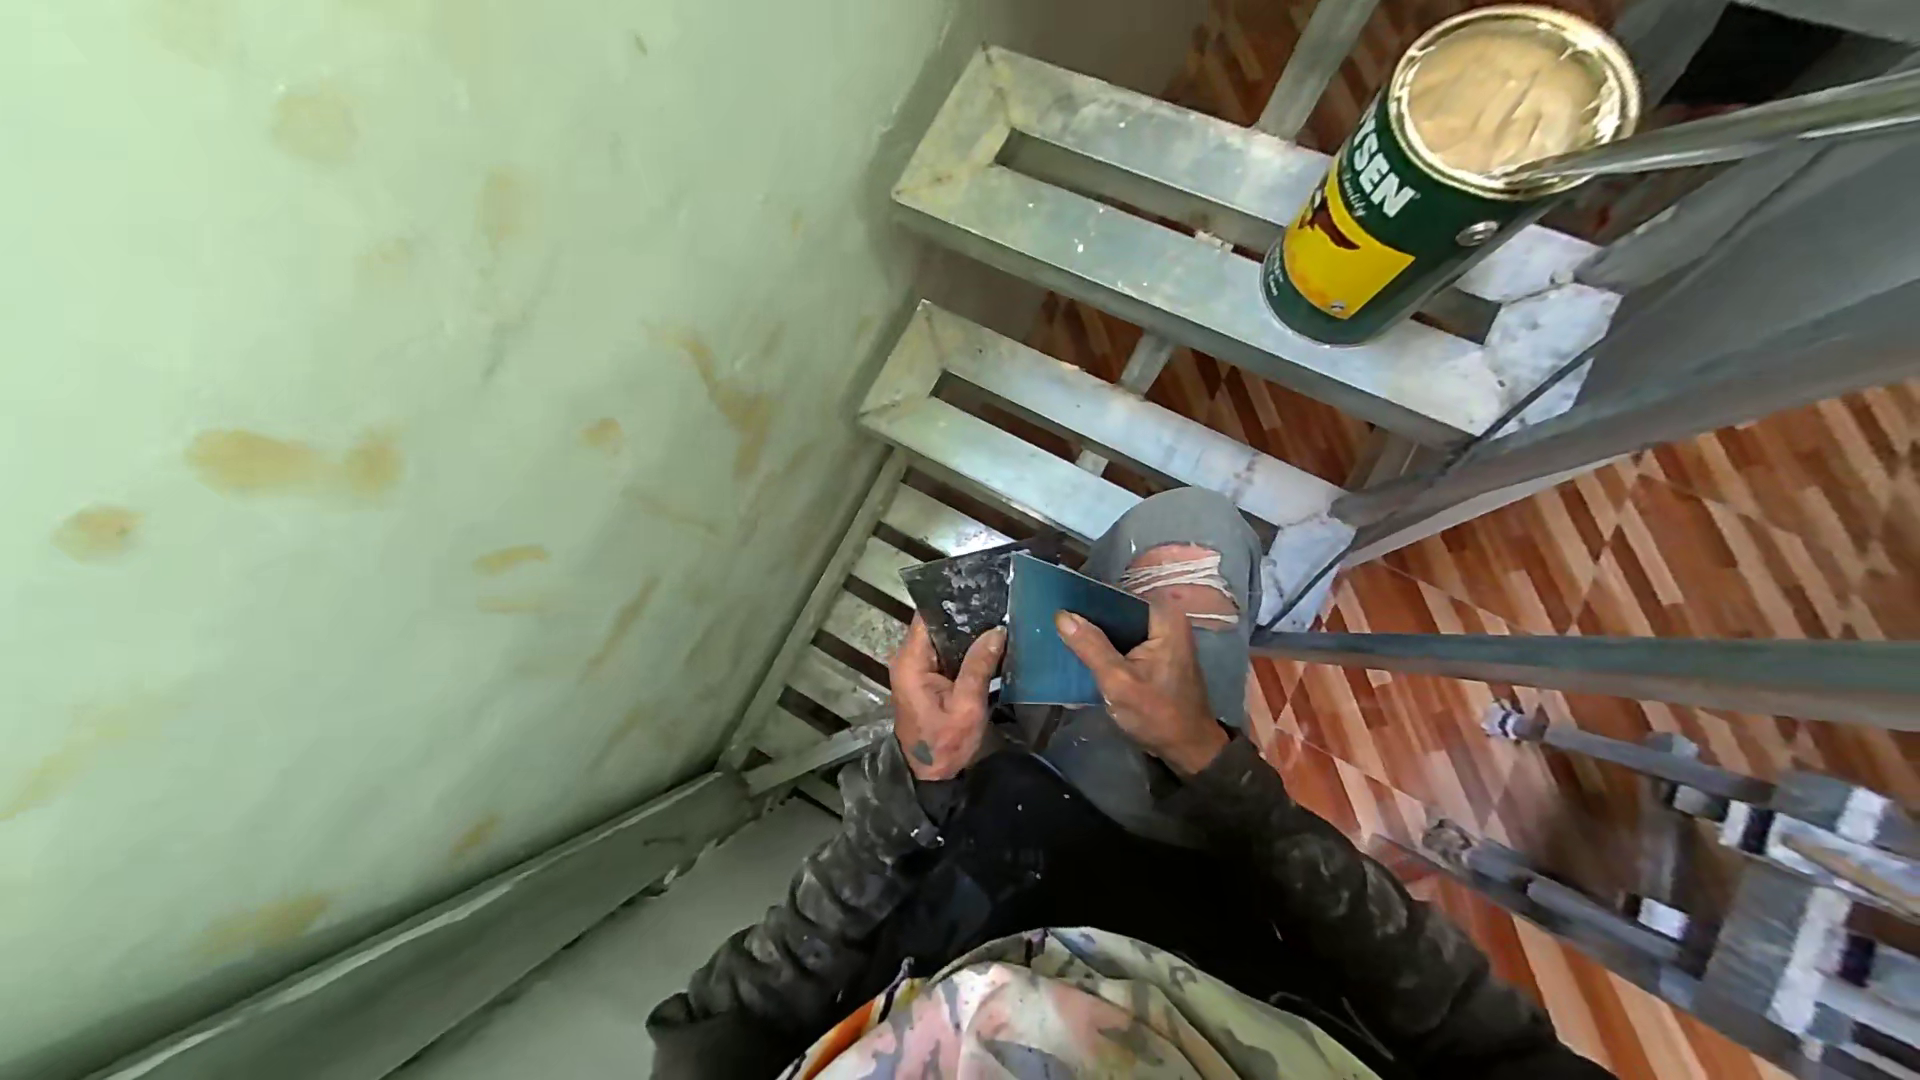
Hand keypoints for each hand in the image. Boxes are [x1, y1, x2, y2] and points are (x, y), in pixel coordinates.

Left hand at [888, 616, 1005, 780]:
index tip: (977, 590)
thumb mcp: (967, 706)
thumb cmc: (945, 744)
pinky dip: (962, 647)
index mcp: (910, 662)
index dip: (950, 601)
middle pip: (934, 624)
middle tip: (996, 603)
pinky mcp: (925, 677)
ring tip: (996, 617)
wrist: (933, 777)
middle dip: (962, 615)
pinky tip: (986, 641)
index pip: (926, 617)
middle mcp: (907, 659)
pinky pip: (944, 652)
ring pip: (941, 637)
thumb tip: (997, 631)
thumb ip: (979, 666)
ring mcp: (915, 668)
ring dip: (965, 631)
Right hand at [1054, 602, 1228, 776]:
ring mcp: (1164, 636)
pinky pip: (1126, 638)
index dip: (1090, 599)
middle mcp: (1167, 620)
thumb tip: (1062, 615)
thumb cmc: (1157, 714)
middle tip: (1058, 622)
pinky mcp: (1156, 652)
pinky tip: (1084, 650)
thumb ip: (1091, 646)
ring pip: (1120, 624)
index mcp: (1165, 619)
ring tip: (1064, 632)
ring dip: (1097, 632)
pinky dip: (1107, 644)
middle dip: (1091, 616)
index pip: (1119, 596)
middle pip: (1119, 608)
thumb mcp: (1117, 681)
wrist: (1188, 748)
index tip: (1061, 605)